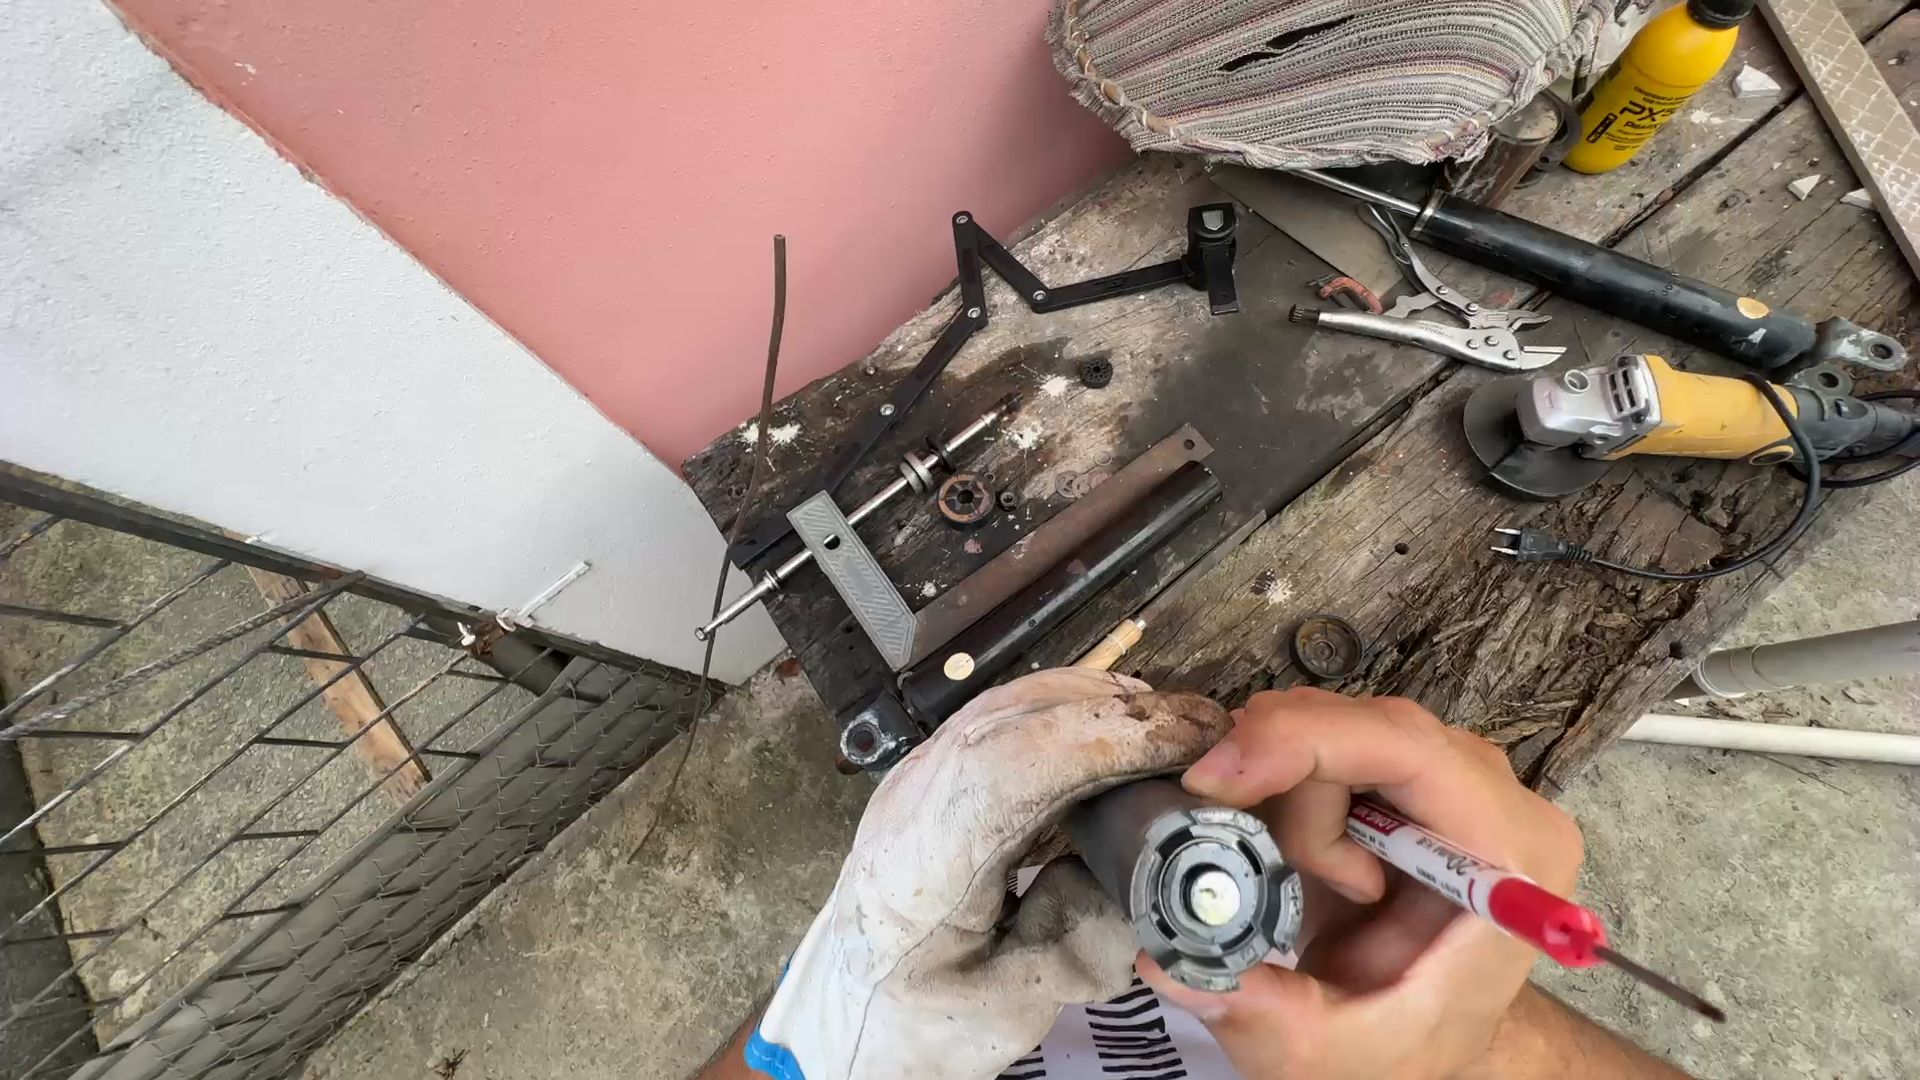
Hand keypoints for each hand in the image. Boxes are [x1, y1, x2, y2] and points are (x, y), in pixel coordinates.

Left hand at [750, 669, 1230, 1079]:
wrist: (850, 998)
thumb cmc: (919, 1017)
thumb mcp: (1009, 1009)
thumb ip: (1082, 943)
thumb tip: (1144, 874)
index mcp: (919, 862)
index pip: (1006, 764)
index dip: (1100, 736)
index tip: (1184, 735)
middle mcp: (914, 793)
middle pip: (1013, 713)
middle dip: (1114, 710)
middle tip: (1199, 728)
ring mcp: (923, 770)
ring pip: (1013, 704)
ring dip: (1097, 706)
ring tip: (1168, 731)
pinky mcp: (942, 766)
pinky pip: (1012, 720)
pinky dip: (1074, 720)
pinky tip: (1116, 744)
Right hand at [1137, 687, 1582, 1079]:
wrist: (1427, 1031)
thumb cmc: (1400, 1048)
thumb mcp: (1333, 1057)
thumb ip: (1266, 1016)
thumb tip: (1166, 962)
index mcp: (1508, 855)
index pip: (1405, 748)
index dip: (1299, 744)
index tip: (1212, 786)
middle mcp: (1488, 791)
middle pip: (1353, 727)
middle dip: (1276, 780)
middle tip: (1226, 830)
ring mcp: (1442, 768)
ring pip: (1325, 723)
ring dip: (1275, 786)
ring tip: (1286, 869)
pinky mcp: (1397, 762)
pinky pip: (1314, 729)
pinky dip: (1273, 770)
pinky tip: (1282, 836)